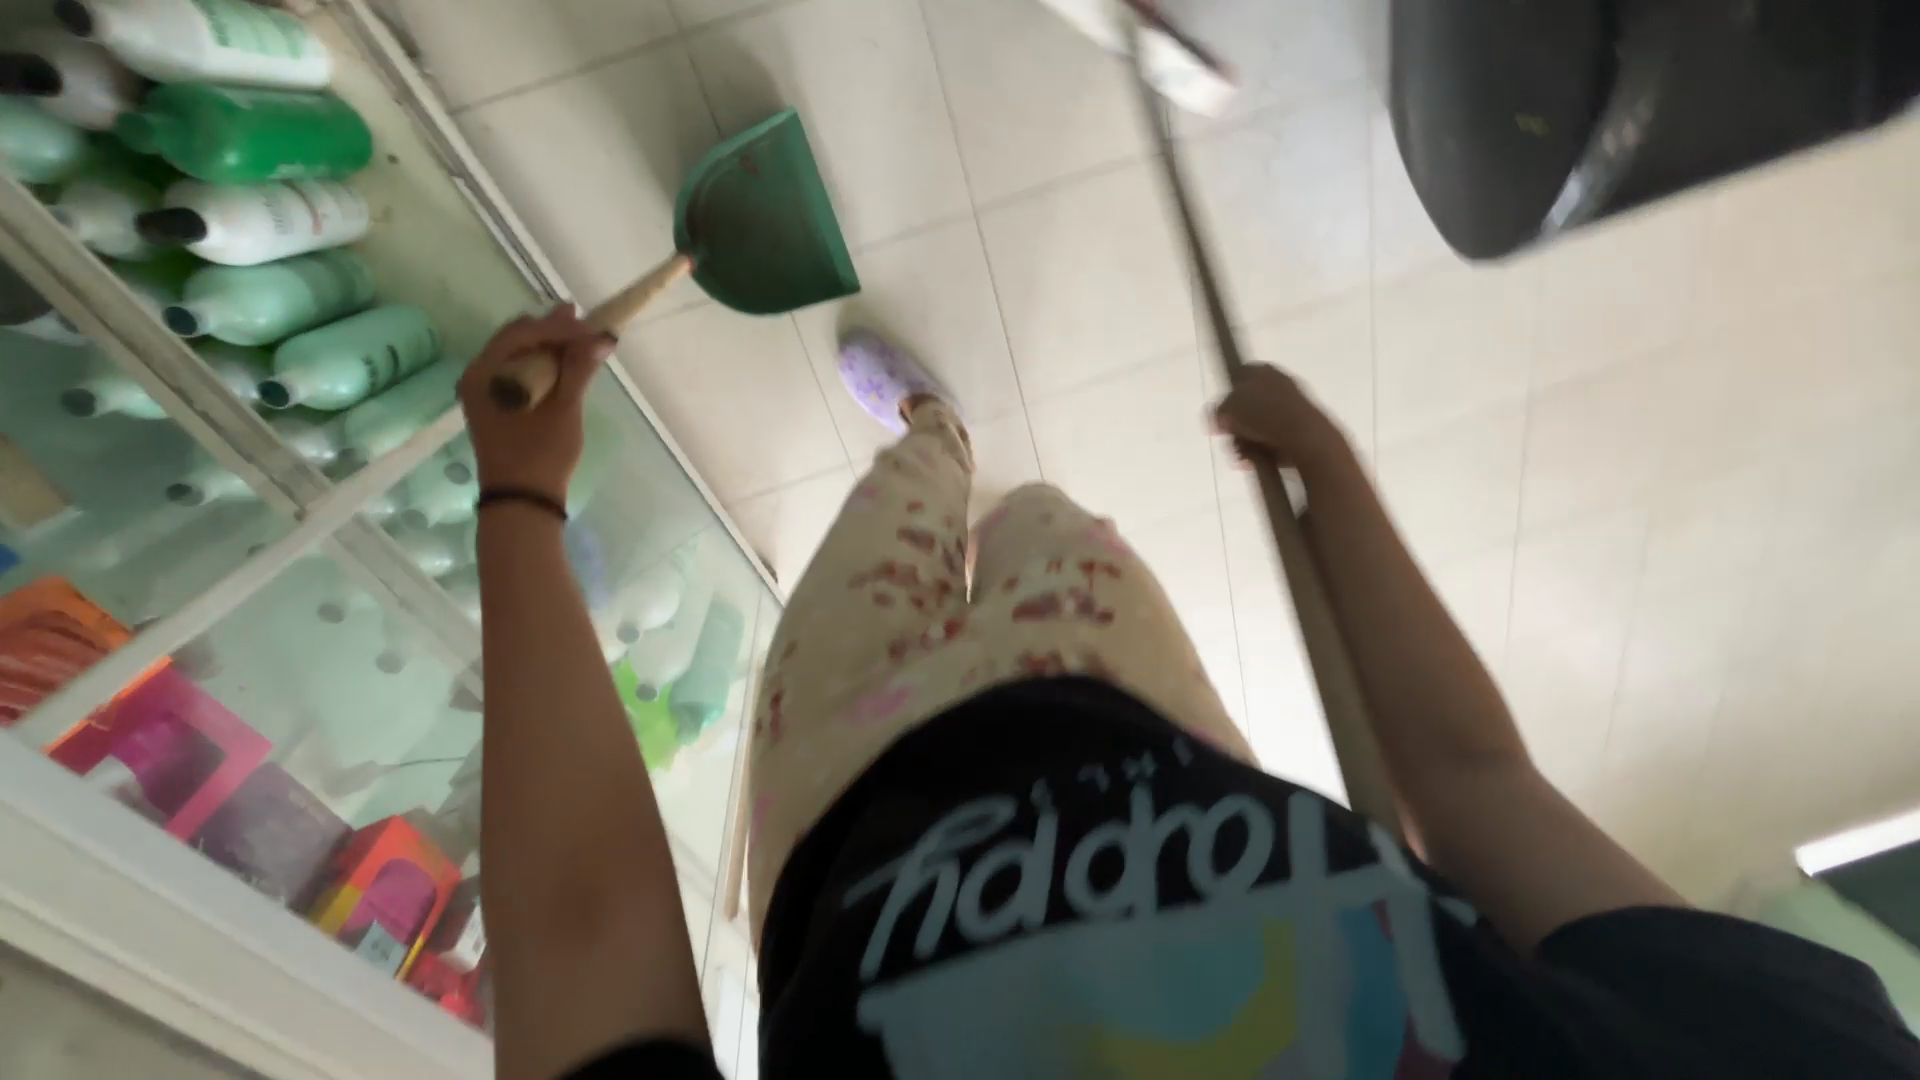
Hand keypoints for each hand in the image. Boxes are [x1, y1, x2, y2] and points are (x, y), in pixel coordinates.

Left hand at [458, 305, 615, 503]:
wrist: (522, 501)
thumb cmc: (541, 454)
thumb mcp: (565, 409)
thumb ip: (579, 369)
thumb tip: (601, 337)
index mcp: (485, 372)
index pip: (523, 333)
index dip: (559, 326)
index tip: (591, 324)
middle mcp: (478, 375)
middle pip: (516, 339)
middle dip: (552, 330)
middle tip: (586, 323)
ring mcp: (484, 391)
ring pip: (517, 354)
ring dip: (548, 346)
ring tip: (580, 341)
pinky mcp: (495, 406)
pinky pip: (517, 372)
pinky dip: (541, 365)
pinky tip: (563, 367)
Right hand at [1211, 365, 1355, 475]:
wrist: (1305, 438)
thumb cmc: (1264, 417)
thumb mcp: (1228, 409)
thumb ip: (1218, 410)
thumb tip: (1217, 417)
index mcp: (1263, 371)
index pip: (1239, 376)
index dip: (1226, 396)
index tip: (1219, 415)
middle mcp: (1280, 384)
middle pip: (1249, 404)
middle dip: (1236, 425)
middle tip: (1229, 437)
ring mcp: (1293, 407)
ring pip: (1260, 425)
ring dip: (1246, 442)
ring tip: (1240, 455)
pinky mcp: (1302, 429)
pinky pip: (1274, 440)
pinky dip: (1263, 450)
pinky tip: (1254, 460)